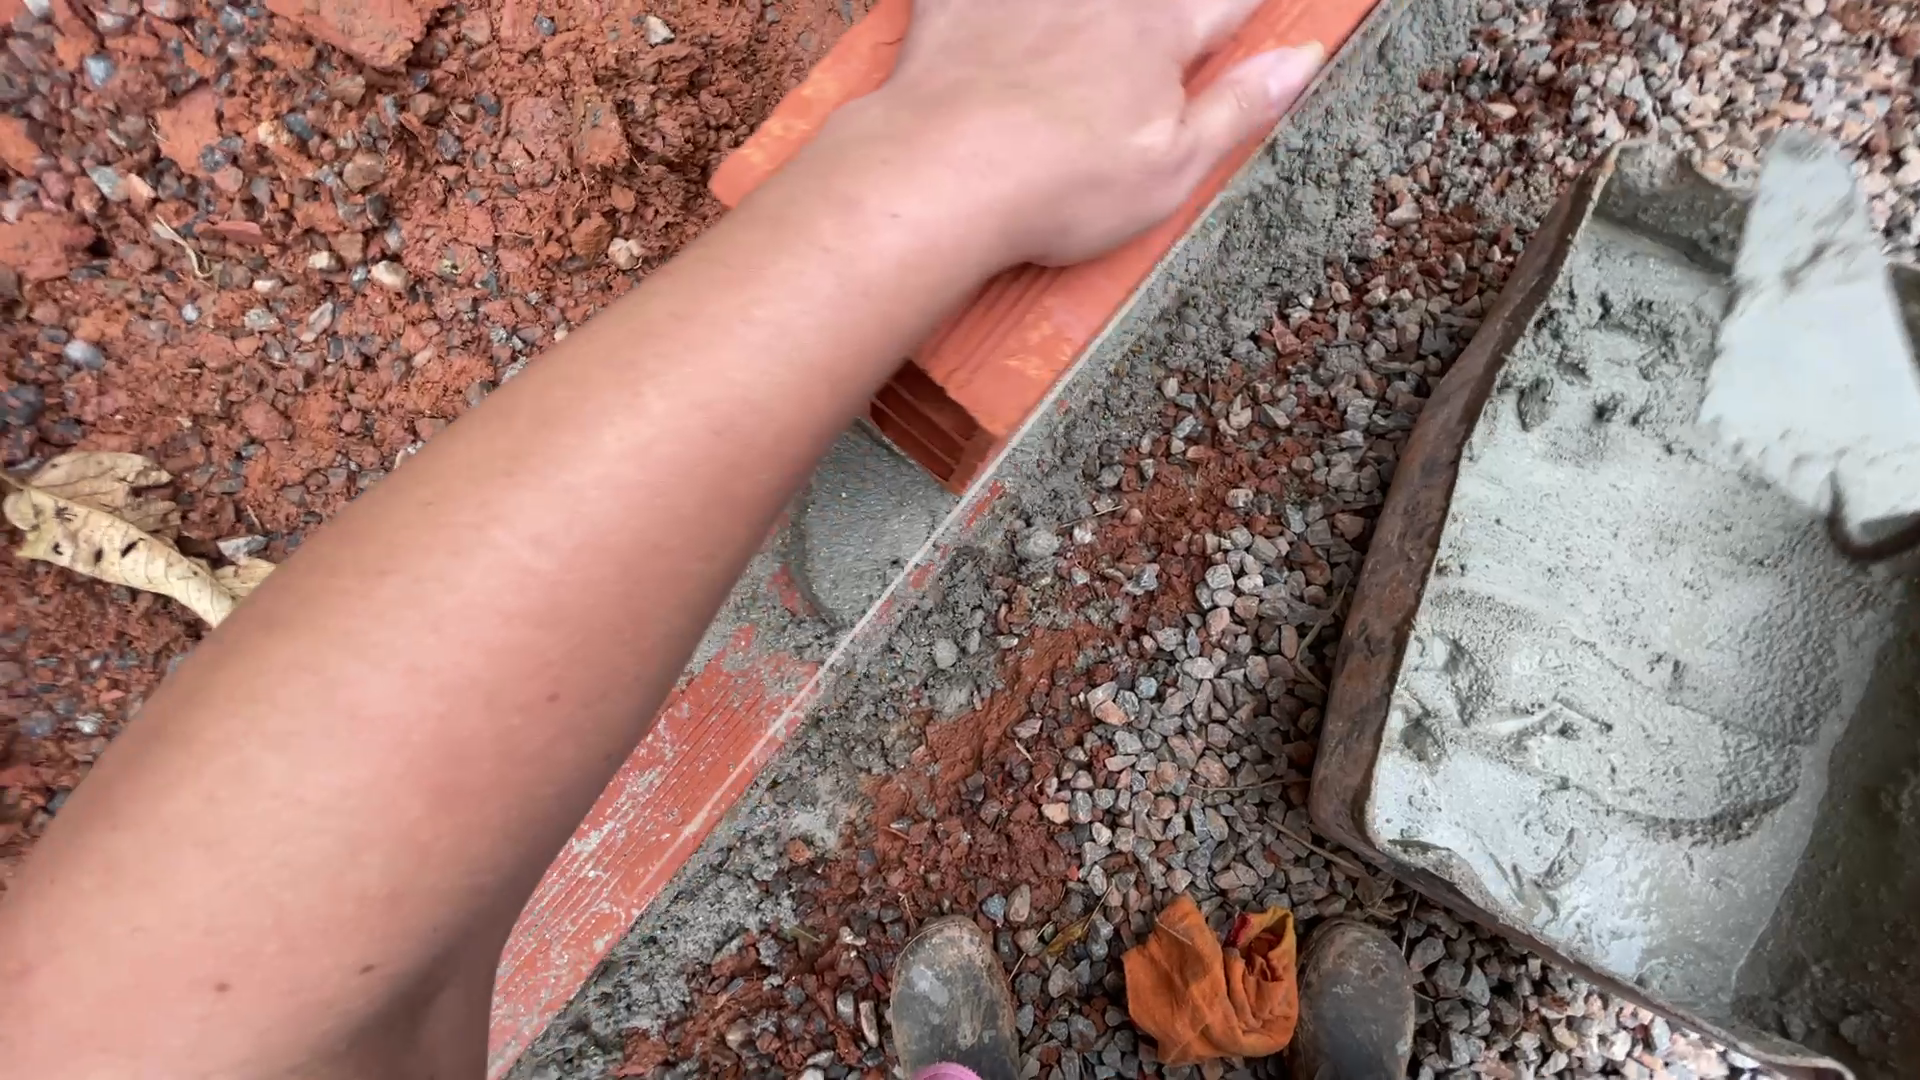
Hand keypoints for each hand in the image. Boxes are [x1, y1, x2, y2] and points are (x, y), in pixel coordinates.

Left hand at [813, 0, 1323, 268]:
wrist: (951, 177)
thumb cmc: (1063, 187)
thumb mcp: (1170, 171)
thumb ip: (1235, 111)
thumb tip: (1300, 62)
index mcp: (1157, 38)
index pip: (1224, 6)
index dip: (1240, 7)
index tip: (1244, 10)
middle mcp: (1101, 0)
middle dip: (1166, 12)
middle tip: (1156, 26)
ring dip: (1083, 10)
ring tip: (1087, 21)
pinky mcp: (962, 9)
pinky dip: (981, 3)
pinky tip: (995, 10)